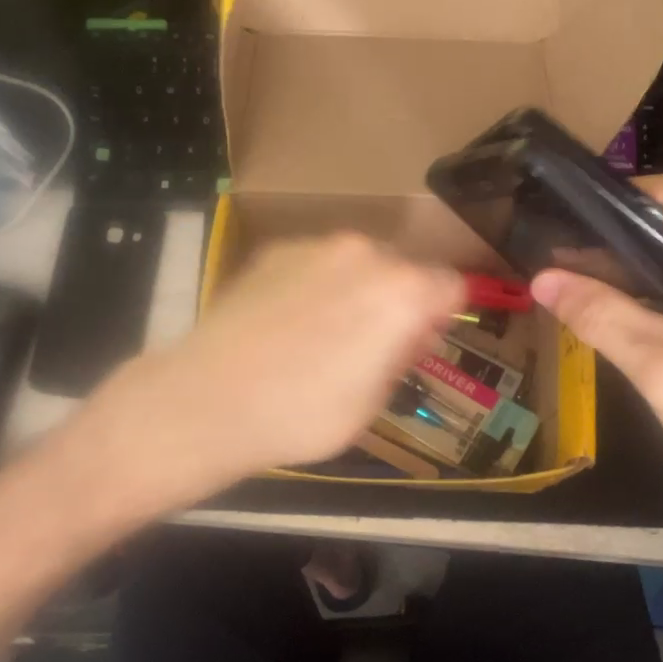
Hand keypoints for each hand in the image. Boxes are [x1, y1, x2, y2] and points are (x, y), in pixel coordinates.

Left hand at [73, 232, 465, 504]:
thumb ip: (401, 357)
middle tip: (370, 348)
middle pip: (402, 270)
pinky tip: (283, 327)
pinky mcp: (272, 251)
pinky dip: (312, 287)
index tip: (421, 344)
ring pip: (355, 265)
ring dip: (353, 292)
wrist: (210, 398)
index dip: (442, 316)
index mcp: (402, 294)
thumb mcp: (372, 403)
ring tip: (319, 340)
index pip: (452, 286)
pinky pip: (313, 265)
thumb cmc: (302, 414)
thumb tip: (410, 335)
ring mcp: (314, 247)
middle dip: (397, 302)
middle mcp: (364, 255)